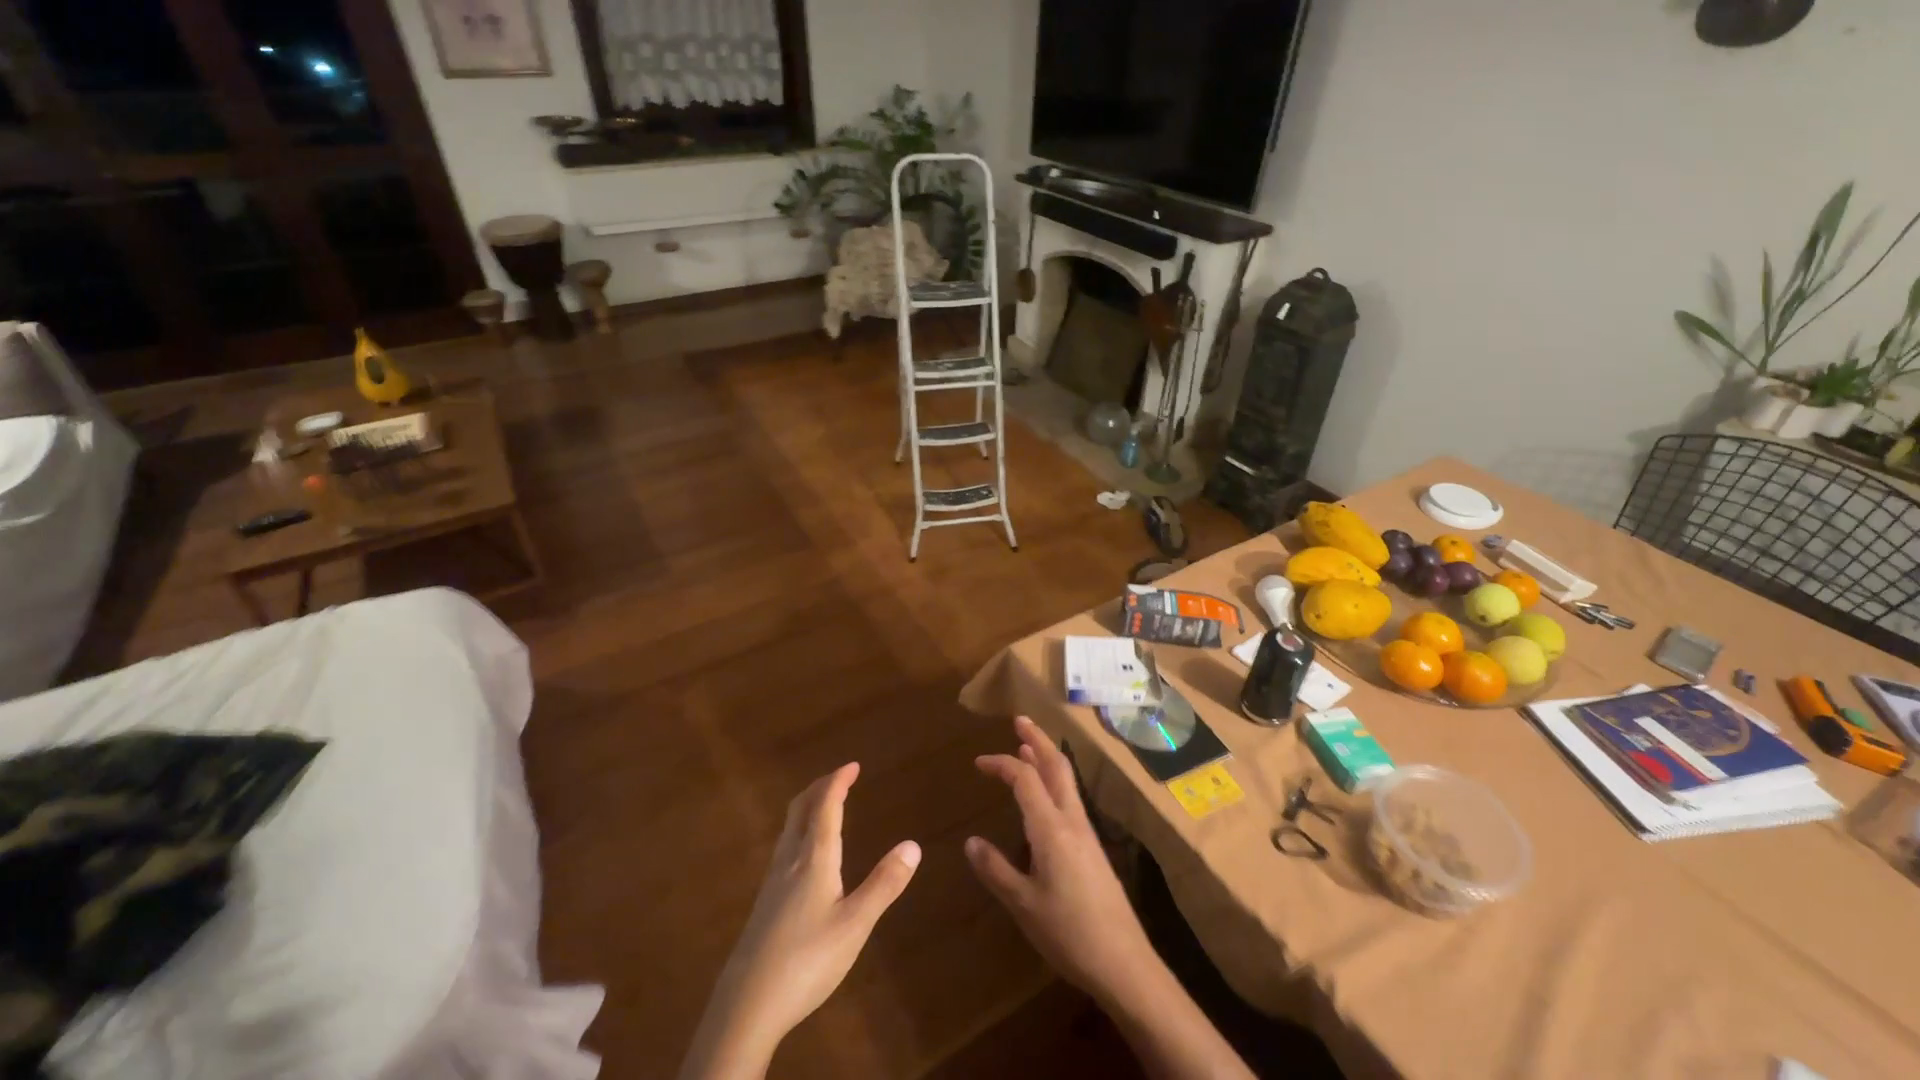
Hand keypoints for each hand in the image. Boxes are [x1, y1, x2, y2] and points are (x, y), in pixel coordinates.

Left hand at [679, 763, 919, 1079]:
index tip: (852, 765)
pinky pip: (784, 850)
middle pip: (800, 811)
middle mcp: (789, 863)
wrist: (747, 1003)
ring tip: (825, 806)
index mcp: (813, 860)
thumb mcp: (855, 925)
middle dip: (819, 788)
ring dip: (807, 808)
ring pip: (788, 830)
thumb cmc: (807, 961)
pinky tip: (806, 856)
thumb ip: (884, 885)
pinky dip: (800, 833)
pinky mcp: (764, 904)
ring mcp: (771, 884)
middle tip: (840, 777)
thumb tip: (913, 844)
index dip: (838, 783)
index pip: (825, 808)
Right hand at [966, 716, 1158, 1004]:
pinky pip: (1072, 801)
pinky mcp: (1094, 851)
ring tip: (1028, 748)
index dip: (1001, 764)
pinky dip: (1055, 784)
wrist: (1124, 962)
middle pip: (1057, 767)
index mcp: (1052, 829)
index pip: (1024, 779)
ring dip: (1047, 759)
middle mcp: (1073, 822)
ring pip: (1068, 783)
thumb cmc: (1068, 933)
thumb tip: (971, 842)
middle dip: (1037, 741)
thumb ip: (996, 869)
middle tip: (1019, 720)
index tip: (978, 763)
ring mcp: (1088, 835)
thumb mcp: (1023, 904)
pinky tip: (1046, 798)